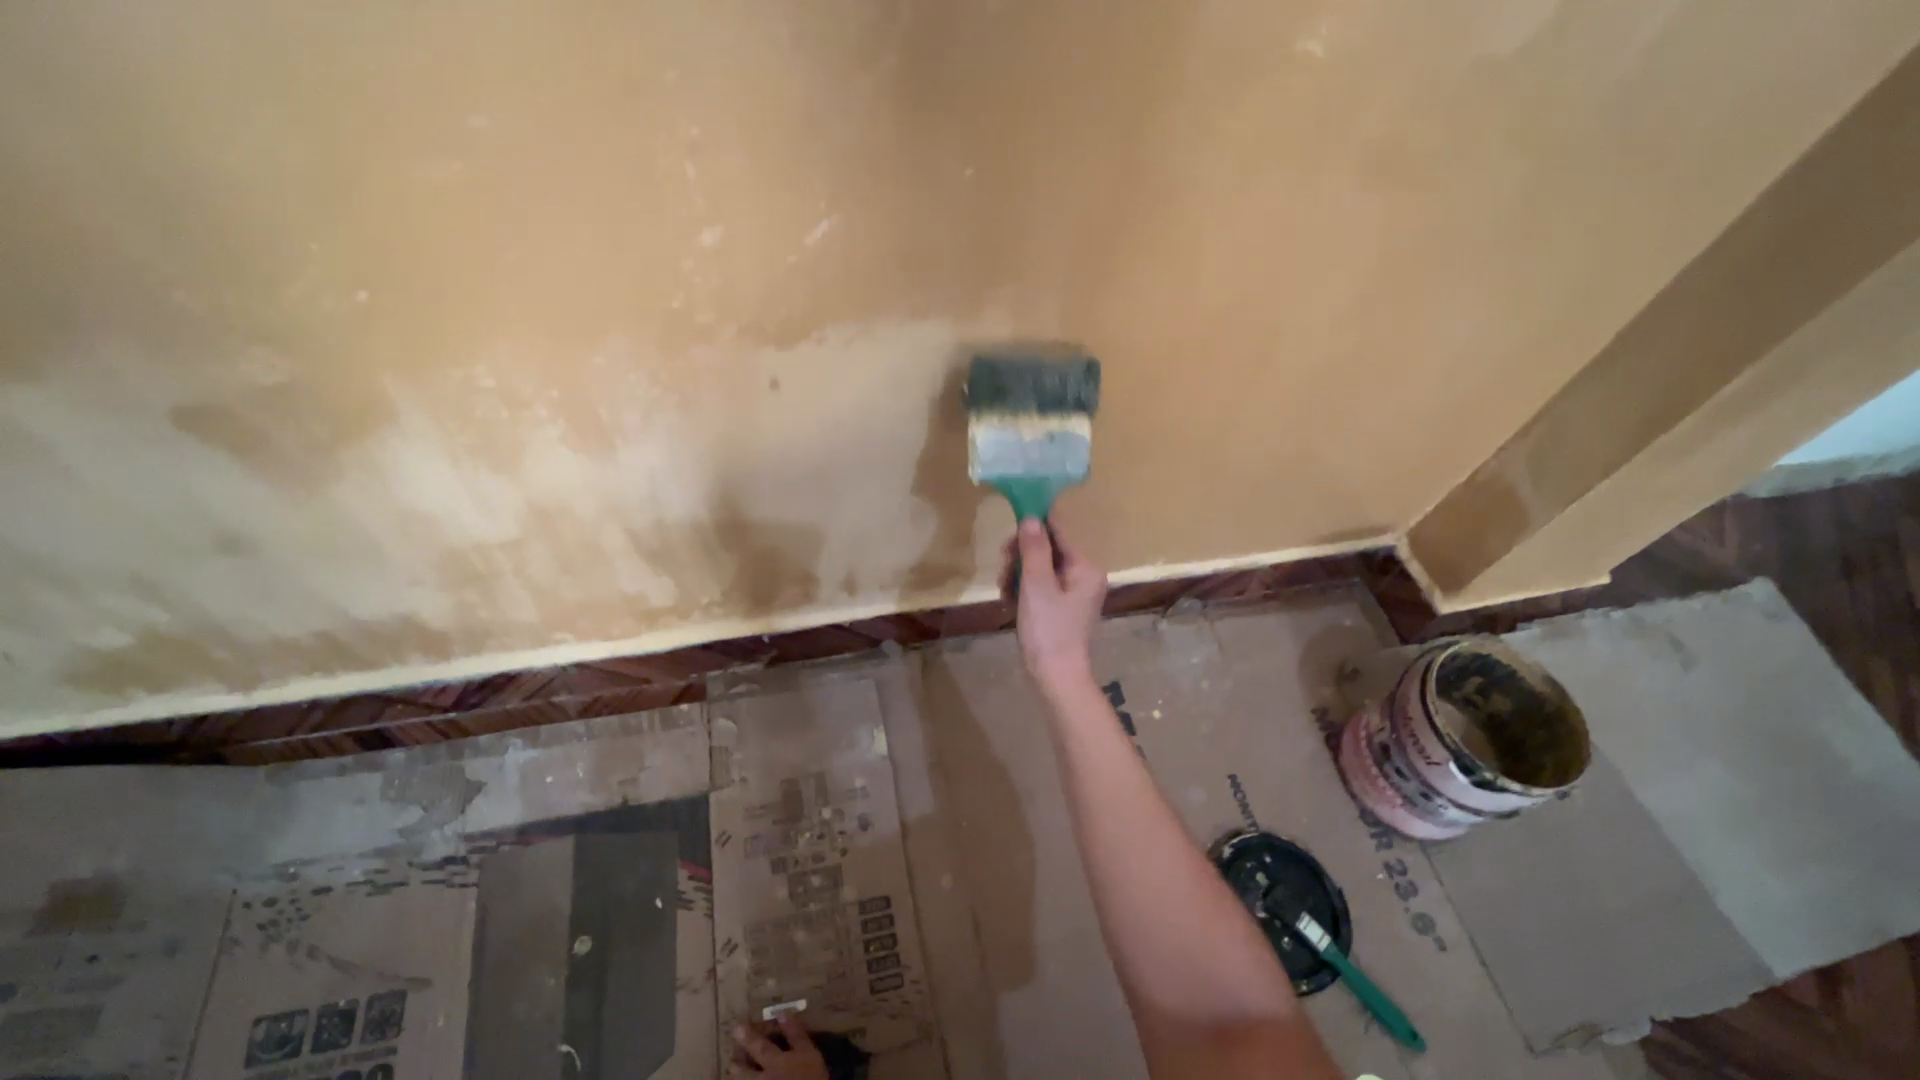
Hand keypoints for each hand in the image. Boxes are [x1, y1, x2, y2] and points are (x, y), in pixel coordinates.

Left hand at [730, 1014, 828, 1078]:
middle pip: (744, 1072)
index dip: (748, 1036)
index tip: (737, 1027)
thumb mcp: (809, 1052)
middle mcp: (763, 1078)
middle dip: (737, 1064)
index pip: (759, 1046)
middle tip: (731, 1061)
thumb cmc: (812, 1077)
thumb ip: (795, 1033)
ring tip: (736, 1071)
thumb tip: (781, 1013)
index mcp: (774, 1062)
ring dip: (739, 1077)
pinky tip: (747, 1079)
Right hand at [1006, 519, 1106, 696]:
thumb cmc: (1048, 630)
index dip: (1032, 527)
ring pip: (1040, 566)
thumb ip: (1034, 549)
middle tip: (1003, 573)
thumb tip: (1030, 517)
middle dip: (1021, 556)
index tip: (1008, 536)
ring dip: (1018, 574)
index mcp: (1085, 566)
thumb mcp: (1036, 585)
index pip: (1059, 530)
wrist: (1056, 676)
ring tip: (1005, 592)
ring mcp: (1074, 591)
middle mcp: (1084, 574)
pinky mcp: (1062, 606)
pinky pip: (1041, 584)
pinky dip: (1024, 589)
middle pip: (1047, 548)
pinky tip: (1011, 602)